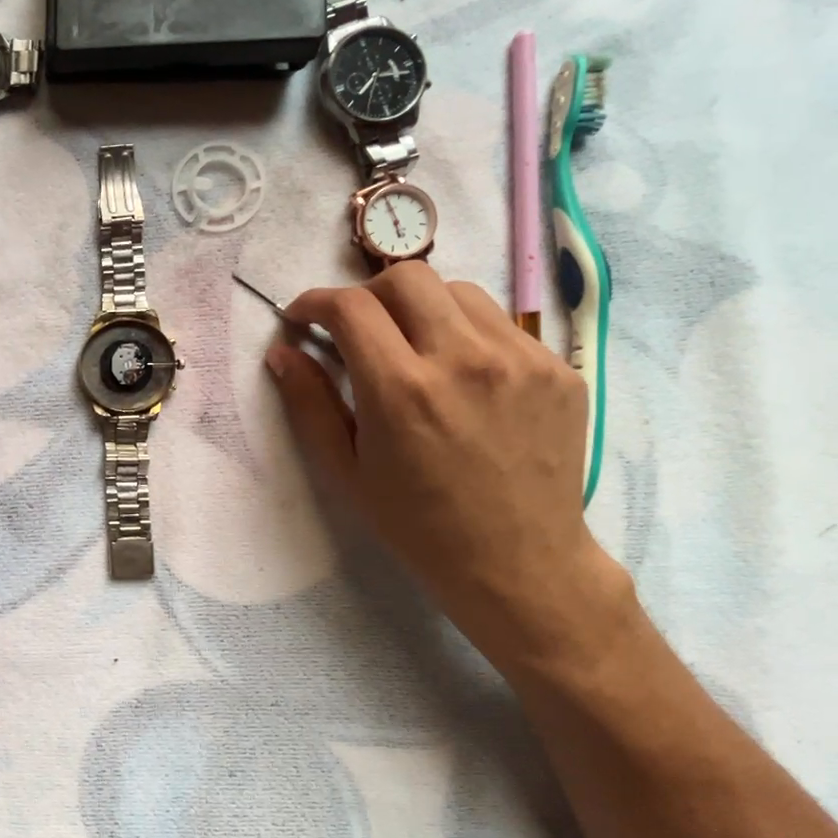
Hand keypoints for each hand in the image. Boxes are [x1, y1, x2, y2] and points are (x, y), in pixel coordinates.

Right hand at [266, 261, 611, 665]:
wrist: (517, 559)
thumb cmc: (414, 522)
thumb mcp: (344, 468)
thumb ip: (309, 403)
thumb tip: (281, 352)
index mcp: (402, 391)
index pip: (351, 308)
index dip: (315, 302)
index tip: (301, 316)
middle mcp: (464, 360)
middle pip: (407, 278)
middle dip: (367, 294)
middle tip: (354, 329)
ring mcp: (520, 360)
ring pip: (458, 291)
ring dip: (419, 308)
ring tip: (409, 349)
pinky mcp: (556, 368)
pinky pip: (501, 325)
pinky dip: (465, 334)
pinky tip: (457, 377)